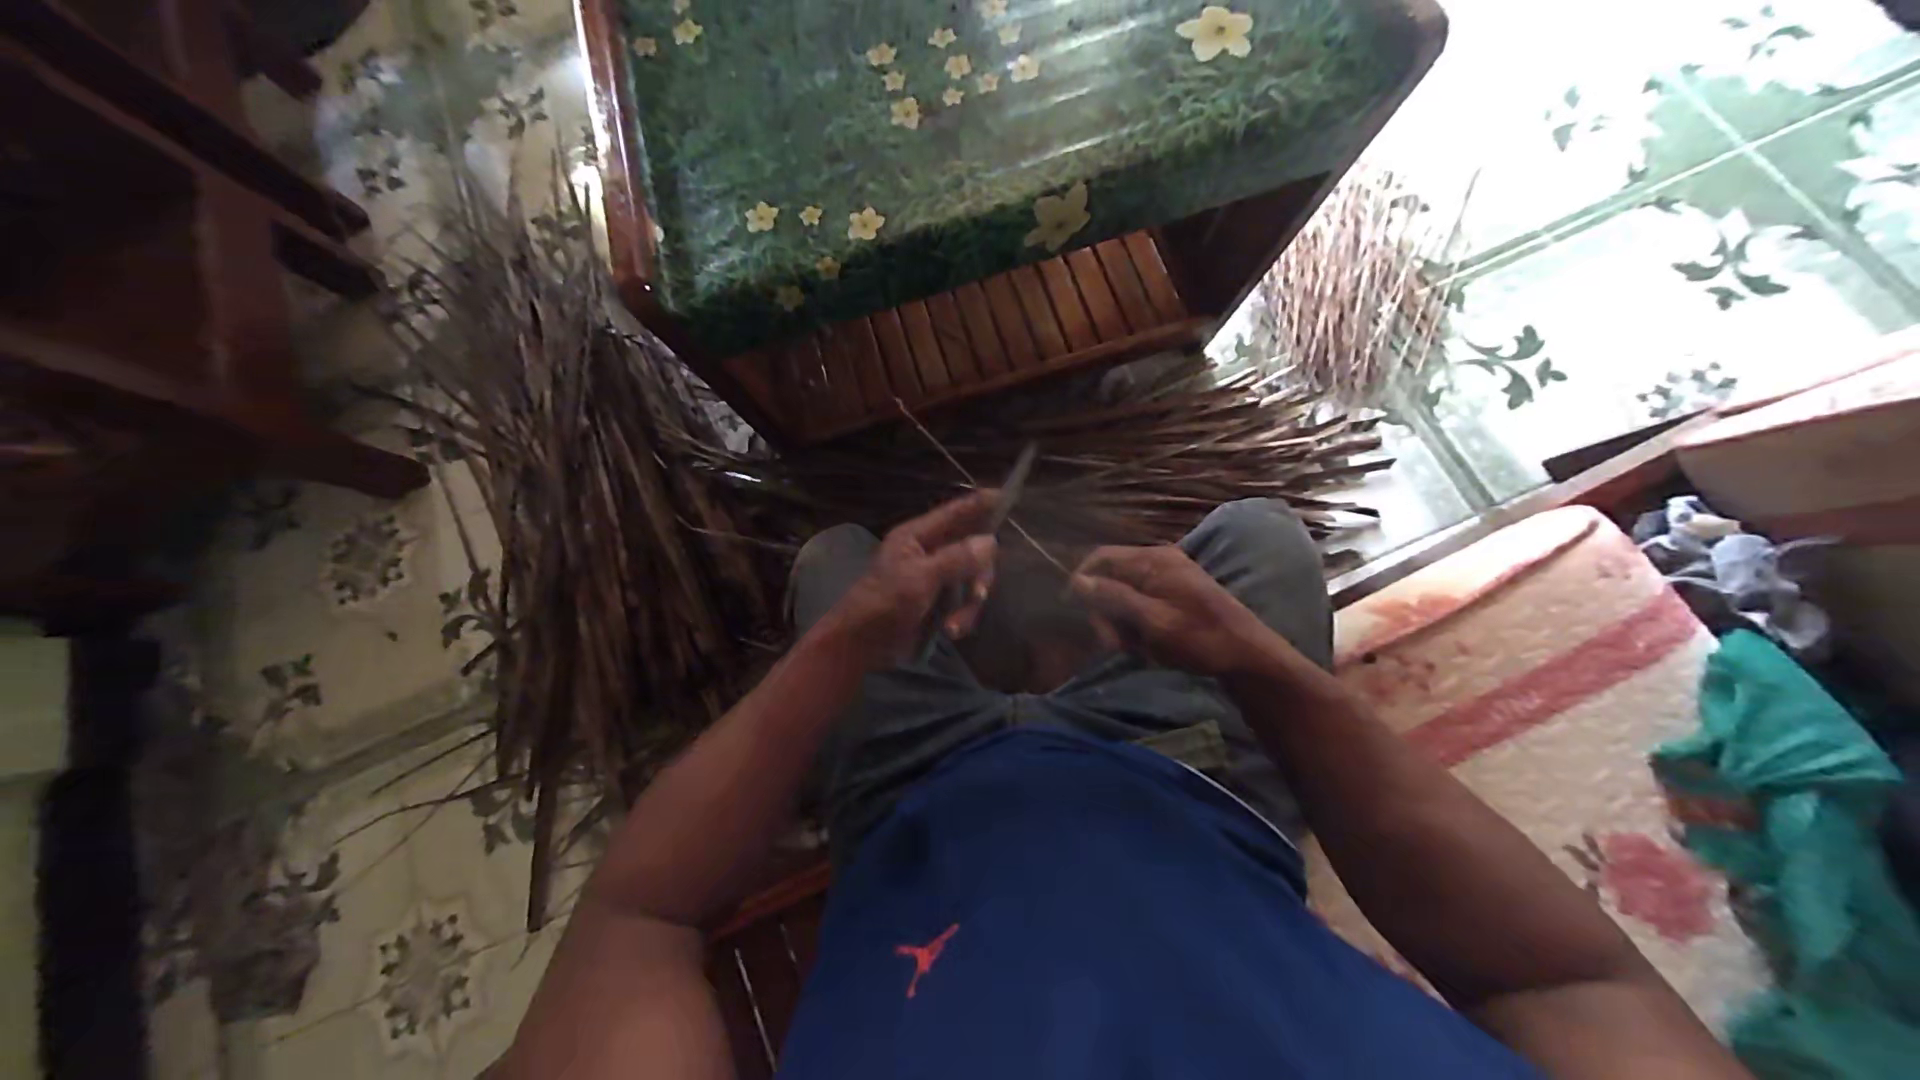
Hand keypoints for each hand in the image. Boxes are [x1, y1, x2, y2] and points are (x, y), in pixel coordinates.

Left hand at [814, 490, 999, 670]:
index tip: (1005, 495)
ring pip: (971, 581)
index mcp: (917, 536)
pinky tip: (951, 632)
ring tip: (954, 625)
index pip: (954, 513)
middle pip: (972, 550)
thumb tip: (991, 541)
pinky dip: (961, 619)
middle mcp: (928, 552)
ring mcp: (934, 579)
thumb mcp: (920, 578)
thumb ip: (956, 559)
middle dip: (979, 574)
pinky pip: (963, 604)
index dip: (979, 504)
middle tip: (978, 592)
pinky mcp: (937, 604)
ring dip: (968, 605)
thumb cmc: (883, 603)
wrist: (861, 645)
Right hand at [1068, 544, 1289, 678]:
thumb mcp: (1152, 620)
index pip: (1102, 557)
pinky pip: (1141, 603)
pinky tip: (1146, 645)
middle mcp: (1159, 561)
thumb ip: (1113, 598)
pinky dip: (1136, 624)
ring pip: (1124, 594)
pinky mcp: (1175, 594)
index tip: (1070, 609)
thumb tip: (1077, 581)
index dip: (1082, 579)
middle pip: (1111, 577)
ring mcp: (1169, 577)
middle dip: (1104, 610)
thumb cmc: (1199, 637)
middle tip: (1111, 642)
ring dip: (1120, 622)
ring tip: (1133, 648)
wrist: (1248, 656)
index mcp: (1154, 560)